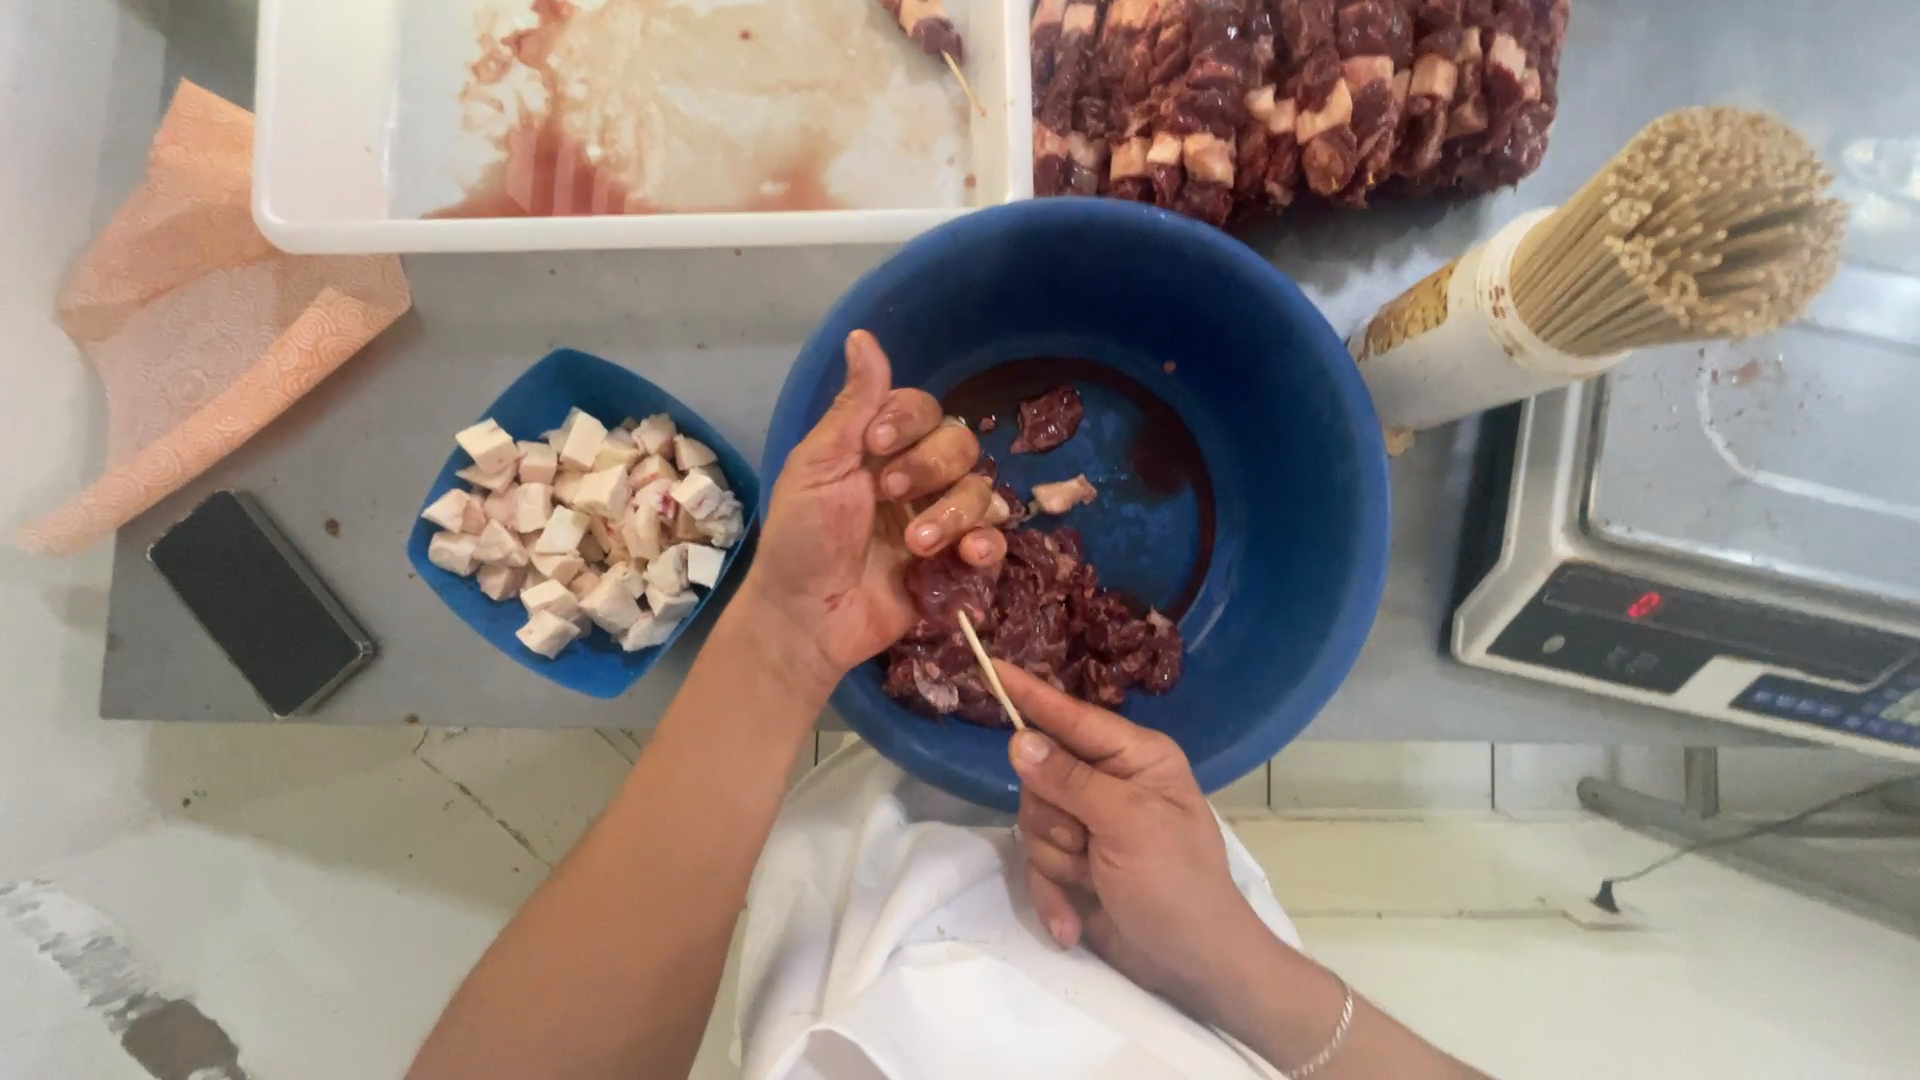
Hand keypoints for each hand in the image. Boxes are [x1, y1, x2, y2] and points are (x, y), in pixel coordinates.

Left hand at [743, 330, 1007, 682]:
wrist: (807, 617)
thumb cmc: (801, 538)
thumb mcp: (818, 465)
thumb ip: (853, 406)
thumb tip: (863, 335)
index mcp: (879, 449)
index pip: (923, 409)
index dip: (908, 422)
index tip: (876, 447)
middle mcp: (916, 477)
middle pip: (960, 444)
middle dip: (931, 467)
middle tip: (889, 495)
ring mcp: (938, 519)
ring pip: (981, 490)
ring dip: (953, 512)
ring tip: (915, 543)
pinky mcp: (954, 562)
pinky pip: (993, 539)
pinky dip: (986, 542)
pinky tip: (967, 554)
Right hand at [998, 662, 1275, 1012]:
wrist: (1195, 968)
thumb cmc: (1176, 883)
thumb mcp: (1128, 824)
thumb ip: (1070, 780)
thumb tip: (1019, 740)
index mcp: (1134, 757)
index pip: (1072, 716)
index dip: (1030, 694)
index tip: (992, 667)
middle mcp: (1108, 781)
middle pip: (1040, 774)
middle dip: (1054, 817)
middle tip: (1086, 845)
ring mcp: (1088, 823)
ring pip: (1033, 820)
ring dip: (1057, 860)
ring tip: (1094, 882)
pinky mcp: (1074, 863)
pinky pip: (1036, 864)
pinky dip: (1054, 895)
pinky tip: (1075, 922)